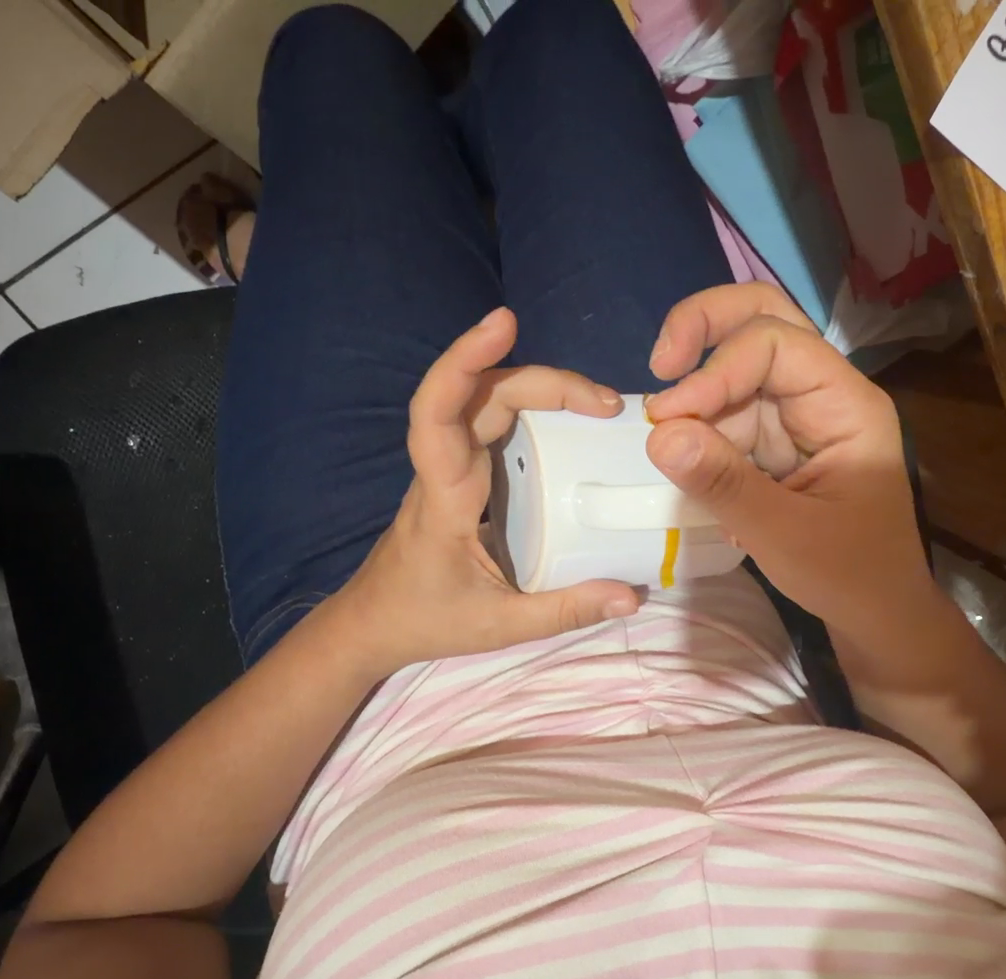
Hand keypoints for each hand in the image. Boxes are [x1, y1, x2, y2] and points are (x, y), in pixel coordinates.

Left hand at [329, 308, 642, 677]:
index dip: (462, 361)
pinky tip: (570, 422)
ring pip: (487, 403)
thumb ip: (565, 611)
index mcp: (443, 498)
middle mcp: (443, 469)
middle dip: (542, 382)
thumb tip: (632, 595)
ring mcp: (450, 468)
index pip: (437, 414)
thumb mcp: (499, 626)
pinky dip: (532, 411)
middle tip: (607, 401)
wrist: (373, 623)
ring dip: (539, 390)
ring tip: (598, 405)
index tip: (503, 324)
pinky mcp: (462, 476)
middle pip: (481, 396)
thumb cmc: (425, 620)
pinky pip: (493, 424)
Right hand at [642, 284, 929, 639]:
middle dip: (705, 327)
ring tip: (665, 437)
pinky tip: (685, 458)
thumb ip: (722, 483)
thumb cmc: (848, 576)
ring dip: (697, 390)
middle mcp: (823, 394)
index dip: (715, 368)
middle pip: (764, 319)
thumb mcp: (782, 535)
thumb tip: (657, 433)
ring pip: (738, 363)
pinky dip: (700, 423)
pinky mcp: (775, 441)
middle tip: (660, 365)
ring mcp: (797, 415)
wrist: (876, 614)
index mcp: (846, 405)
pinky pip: (730, 410)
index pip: (776, 344)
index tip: (667, 416)